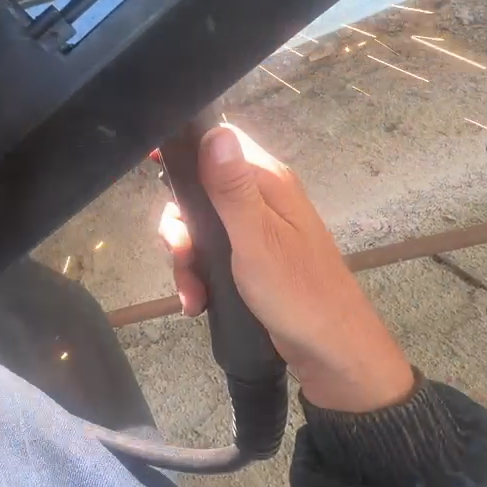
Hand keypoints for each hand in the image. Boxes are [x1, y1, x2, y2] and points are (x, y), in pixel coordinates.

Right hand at [162, 125, 413, 412]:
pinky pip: (211, 253)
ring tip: (192, 291)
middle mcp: (260, 197)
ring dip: (186, 258)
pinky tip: (198, 299)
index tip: (154, 165)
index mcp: (267, 181)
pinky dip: (199, 274)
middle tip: (180, 253)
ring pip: (200, 226)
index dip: (186, 147)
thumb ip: (231, 187)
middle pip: (199, 188)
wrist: (332, 354)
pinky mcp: (250, 257)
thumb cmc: (297, 293)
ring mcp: (255, 228)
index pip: (220, 140)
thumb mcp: (256, 238)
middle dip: (180, 224)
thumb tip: (213, 132)